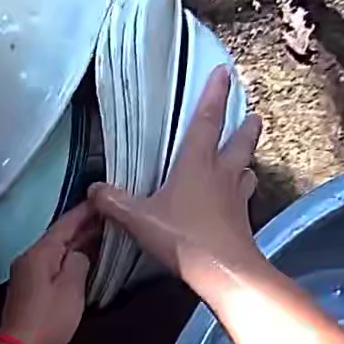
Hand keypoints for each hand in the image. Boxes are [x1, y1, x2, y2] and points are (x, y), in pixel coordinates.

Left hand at [0, 203, 96, 343]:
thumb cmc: (49, 318)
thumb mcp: (71, 288)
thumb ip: (79, 262)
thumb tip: (80, 251)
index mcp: (39, 253)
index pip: (65, 224)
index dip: (86, 211)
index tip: (104, 198)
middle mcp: (30, 257)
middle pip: (59, 236)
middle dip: (84, 226)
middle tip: (111, 216)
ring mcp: (27, 272)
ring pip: (56, 250)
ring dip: (77, 242)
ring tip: (103, 234)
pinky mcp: (29, 287)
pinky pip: (51, 264)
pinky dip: (68, 258)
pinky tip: (83, 260)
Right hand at [89, 66, 265, 298]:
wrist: (222, 270)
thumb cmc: (182, 237)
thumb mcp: (138, 219)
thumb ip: (114, 203)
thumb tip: (93, 190)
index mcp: (198, 165)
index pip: (208, 121)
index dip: (214, 95)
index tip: (224, 72)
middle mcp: (223, 174)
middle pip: (240, 142)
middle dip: (245, 126)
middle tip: (251, 115)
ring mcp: (237, 198)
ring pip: (246, 169)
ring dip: (246, 160)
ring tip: (242, 159)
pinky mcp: (242, 220)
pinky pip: (244, 197)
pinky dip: (240, 192)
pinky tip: (234, 199)